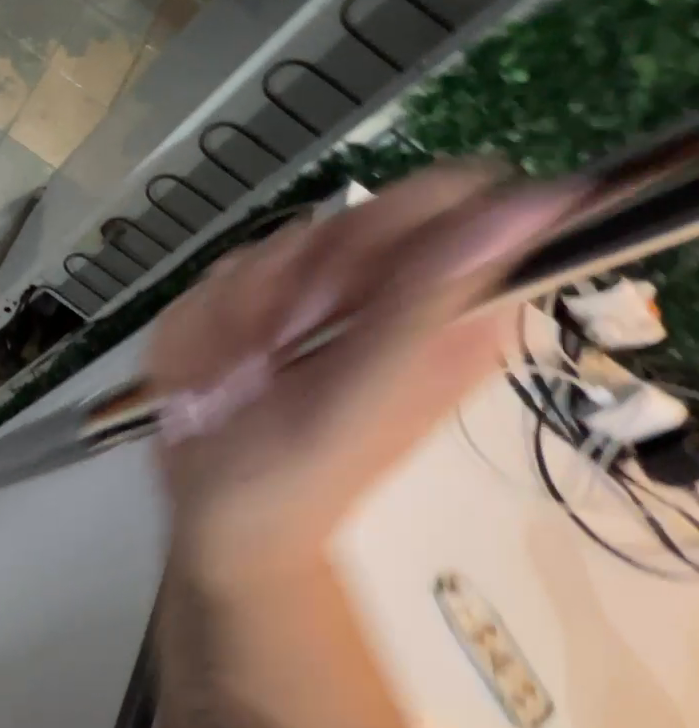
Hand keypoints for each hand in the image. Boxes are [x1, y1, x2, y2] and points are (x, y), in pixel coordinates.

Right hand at [149, 166, 581, 584]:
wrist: (223, 528)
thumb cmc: (291, 484)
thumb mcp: (356, 405)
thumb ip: (425, 309)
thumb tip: (535, 201)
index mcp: (441, 306)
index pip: (441, 199)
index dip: (373, 238)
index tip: (325, 307)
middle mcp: (380, 295)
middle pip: (335, 223)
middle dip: (280, 292)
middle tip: (268, 362)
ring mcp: (307, 307)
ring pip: (258, 255)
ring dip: (226, 326)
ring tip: (229, 389)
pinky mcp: (247, 321)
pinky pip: (207, 289)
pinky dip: (192, 341)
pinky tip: (203, 386)